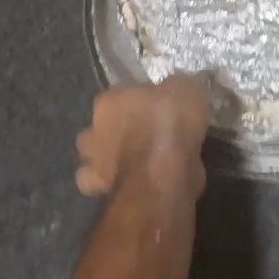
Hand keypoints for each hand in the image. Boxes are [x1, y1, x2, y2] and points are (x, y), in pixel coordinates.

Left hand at [74, 75, 210, 196]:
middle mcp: (94, 130)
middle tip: (142, 132)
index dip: (136, 100)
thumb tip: (173, 88)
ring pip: (94, 158)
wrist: (164, 172)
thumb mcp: (185, 88)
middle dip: (113, 130)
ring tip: (135, 158)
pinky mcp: (101, 191)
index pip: (117, 95)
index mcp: (109, 101)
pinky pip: (103, 184)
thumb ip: (173, 87)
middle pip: (98, 127)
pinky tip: (133, 179)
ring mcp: (94, 163)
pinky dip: (113, 182)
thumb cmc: (169, 122)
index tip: (157, 105)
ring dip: (108, 158)